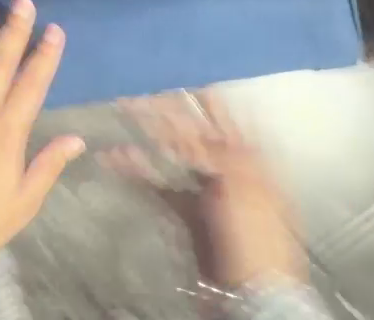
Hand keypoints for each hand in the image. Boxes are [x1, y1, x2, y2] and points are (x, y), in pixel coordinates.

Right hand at [105, 94, 307, 287]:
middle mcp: (230, 168)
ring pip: (172, 154)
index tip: (169, 75)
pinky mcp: (188, 212)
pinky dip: (139, 171)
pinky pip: (160, 184)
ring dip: (145, 137)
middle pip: (193, 132)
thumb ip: (219, 150)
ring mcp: (208, 190)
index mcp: (250, 158)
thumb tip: (196, 124)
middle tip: (134, 92)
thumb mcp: (243, 187)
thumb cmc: (257, 239)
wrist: (252, 298)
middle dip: (163, 112)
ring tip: (118, 117)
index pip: (222, 115)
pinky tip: (116, 159)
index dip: (196, 96)